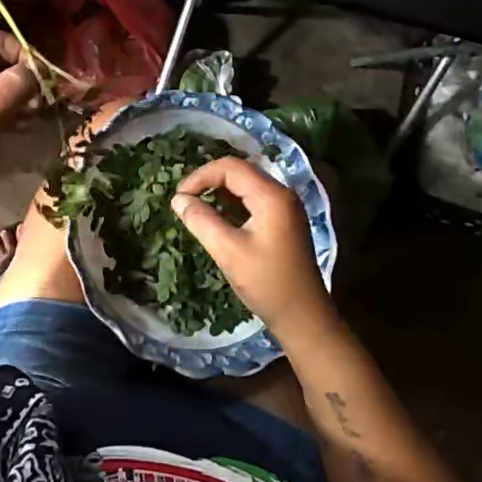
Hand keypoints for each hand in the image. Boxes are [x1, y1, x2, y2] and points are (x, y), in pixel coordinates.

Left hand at [0, 31, 38, 240]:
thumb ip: (10, 88)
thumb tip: (38, 69)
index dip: (18, 50)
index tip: (43, 73)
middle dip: (27, 73)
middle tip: (52, 93)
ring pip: (3, 88)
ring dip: (26, 94)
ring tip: (45, 109)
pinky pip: (2, 111)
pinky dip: (19, 112)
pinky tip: (33, 123)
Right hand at [172, 157, 334, 337]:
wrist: (303, 314)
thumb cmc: (267, 283)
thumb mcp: (228, 252)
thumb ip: (202, 221)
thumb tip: (178, 199)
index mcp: (272, 196)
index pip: (231, 167)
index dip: (201, 176)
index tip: (179, 197)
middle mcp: (282, 194)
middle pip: (241, 172)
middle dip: (209, 181)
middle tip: (185, 201)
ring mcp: (286, 207)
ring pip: (247, 185)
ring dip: (220, 192)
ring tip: (196, 209)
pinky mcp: (285, 221)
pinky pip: (255, 200)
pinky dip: (233, 203)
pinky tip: (218, 219)